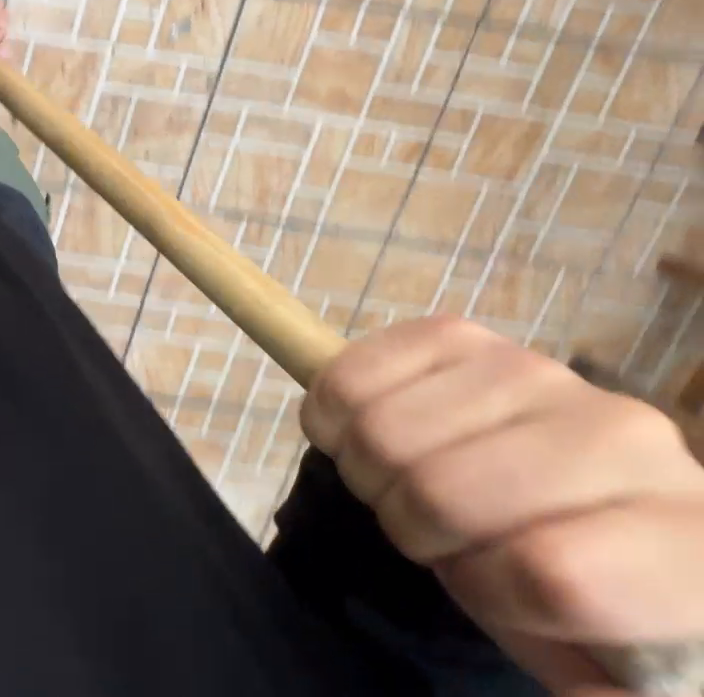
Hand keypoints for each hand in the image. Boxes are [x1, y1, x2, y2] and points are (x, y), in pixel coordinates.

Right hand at [301, 316, 703, 693]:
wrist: (571, 487)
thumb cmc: (584, 579)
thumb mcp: (601, 654)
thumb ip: (596, 686)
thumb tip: (570, 693)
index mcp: (688, 539)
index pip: (555, 574)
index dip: (490, 591)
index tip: (491, 592)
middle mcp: (621, 437)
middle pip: (441, 491)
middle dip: (407, 524)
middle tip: (428, 532)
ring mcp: (531, 371)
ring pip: (382, 432)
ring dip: (364, 469)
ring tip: (397, 480)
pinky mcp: (456, 335)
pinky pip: (349, 376)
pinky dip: (329, 414)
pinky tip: (359, 431)